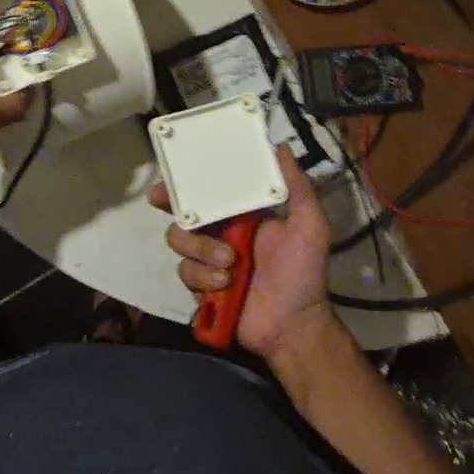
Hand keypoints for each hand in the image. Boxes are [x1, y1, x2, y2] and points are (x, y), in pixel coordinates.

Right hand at [152, 148, 337, 360]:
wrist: (295, 326)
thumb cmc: (304, 273)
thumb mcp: (310, 226)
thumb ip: (298, 188)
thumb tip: (280, 147)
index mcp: (242, 215)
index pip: (211, 190)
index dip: (189, 180)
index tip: (174, 170)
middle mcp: (221, 233)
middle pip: (184, 213)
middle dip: (173, 208)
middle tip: (163, 202)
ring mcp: (208, 260)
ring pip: (181, 241)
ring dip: (201, 248)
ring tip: (229, 263)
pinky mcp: (200, 286)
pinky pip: (186, 272)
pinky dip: (202, 276)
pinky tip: (224, 284)